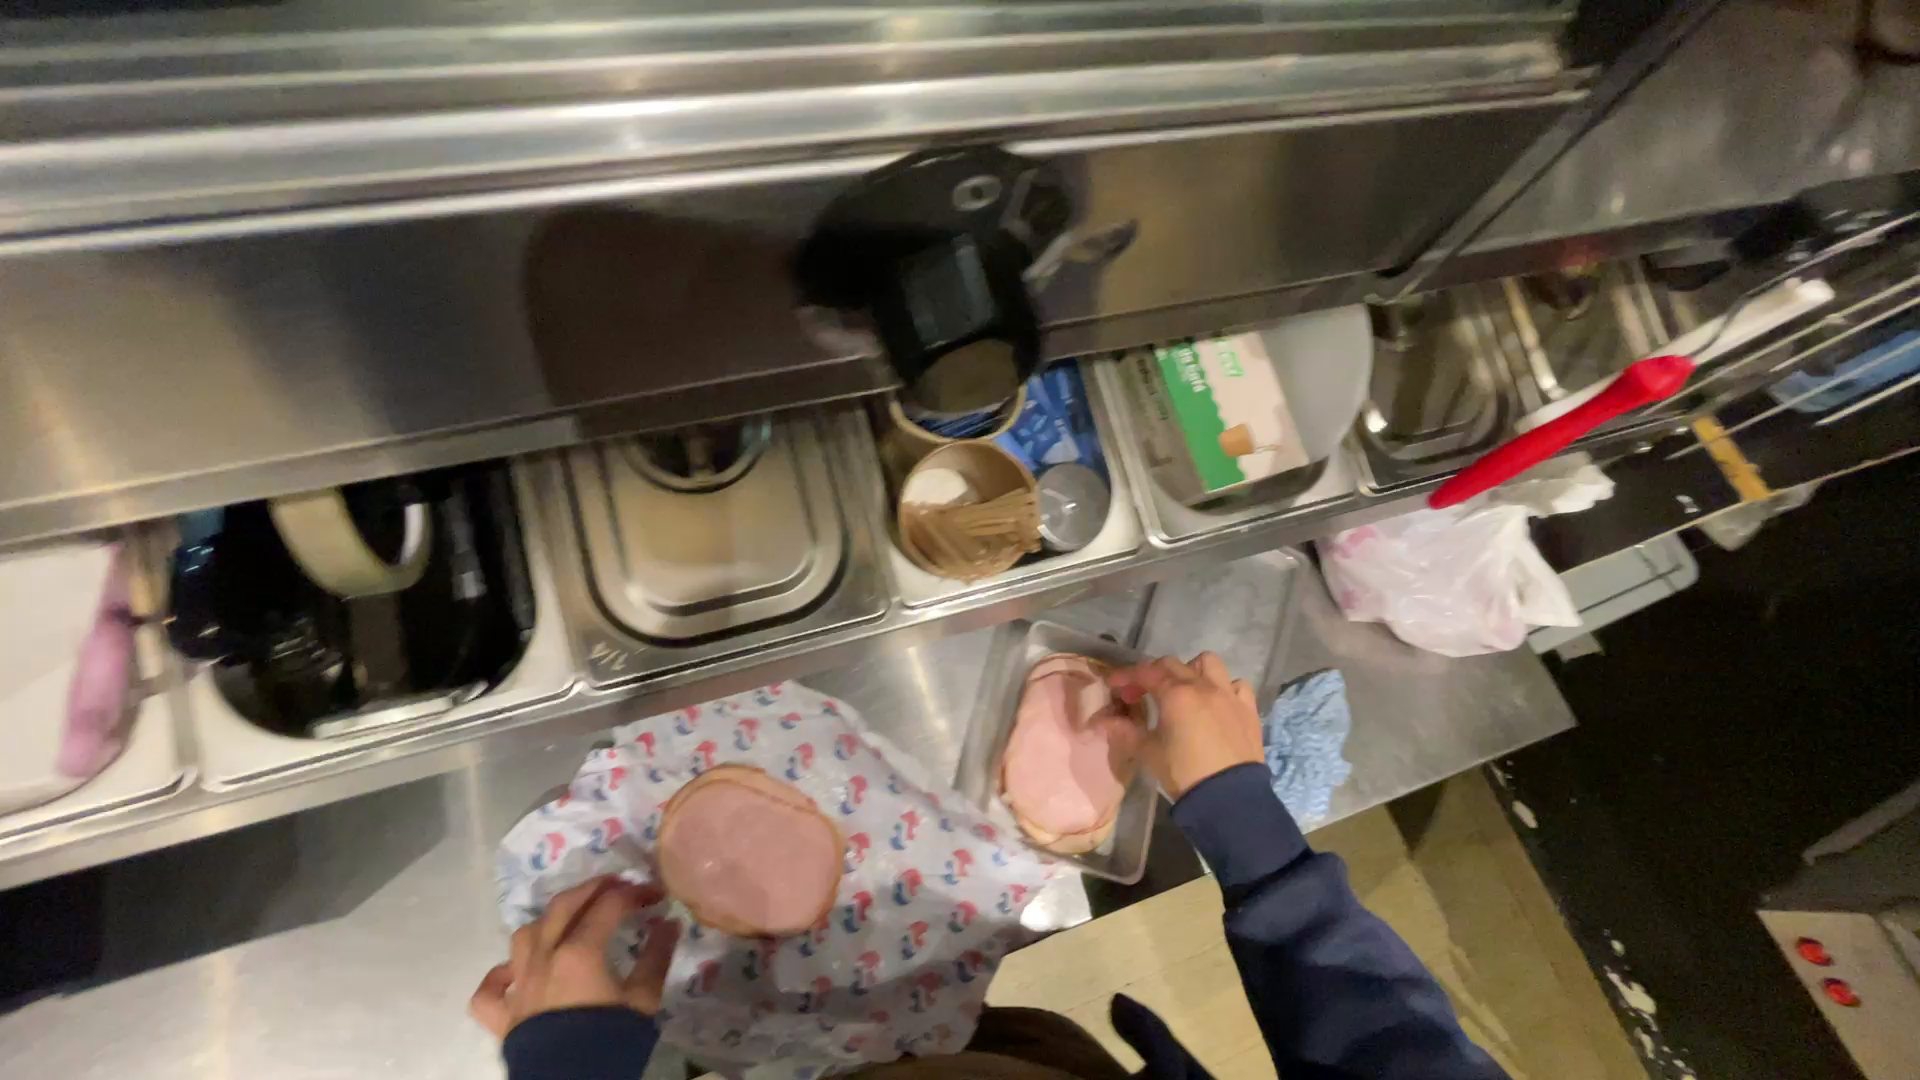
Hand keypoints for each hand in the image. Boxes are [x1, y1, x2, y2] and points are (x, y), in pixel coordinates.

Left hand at [469, 875, 680, 1037]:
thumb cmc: (610, 1041)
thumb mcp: (644, 998)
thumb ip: (657, 956)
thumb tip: (669, 923)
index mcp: (580, 951)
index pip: (609, 904)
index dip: (635, 893)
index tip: (655, 895)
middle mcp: (544, 958)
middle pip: (563, 906)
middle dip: (592, 888)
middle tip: (617, 885)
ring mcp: (519, 986)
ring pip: (525, 936)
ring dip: (549, 921)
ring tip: (570, 920)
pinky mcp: (502, 1017)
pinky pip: (491, 989)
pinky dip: (501, 974)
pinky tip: (517, 970)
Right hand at [1103, 653, 1261, 799]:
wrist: (1230, 799)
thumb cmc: (1184, 773)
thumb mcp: (1149, 753)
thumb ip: (1126, 732)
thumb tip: (1106, 722)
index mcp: (1175, 695)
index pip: (1145, 673)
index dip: (1127, 676)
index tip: (1114, 685)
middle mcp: (1202, 686)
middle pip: (1172, 664)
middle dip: (1152, 673)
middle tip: (1141, 693)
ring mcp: (1228, 695)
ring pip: (1208, 663)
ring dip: (1191, 670)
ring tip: (1184, 689)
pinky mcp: (1248, 709)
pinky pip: (1236, 685)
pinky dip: (1223, 687)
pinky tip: (1216, 703)